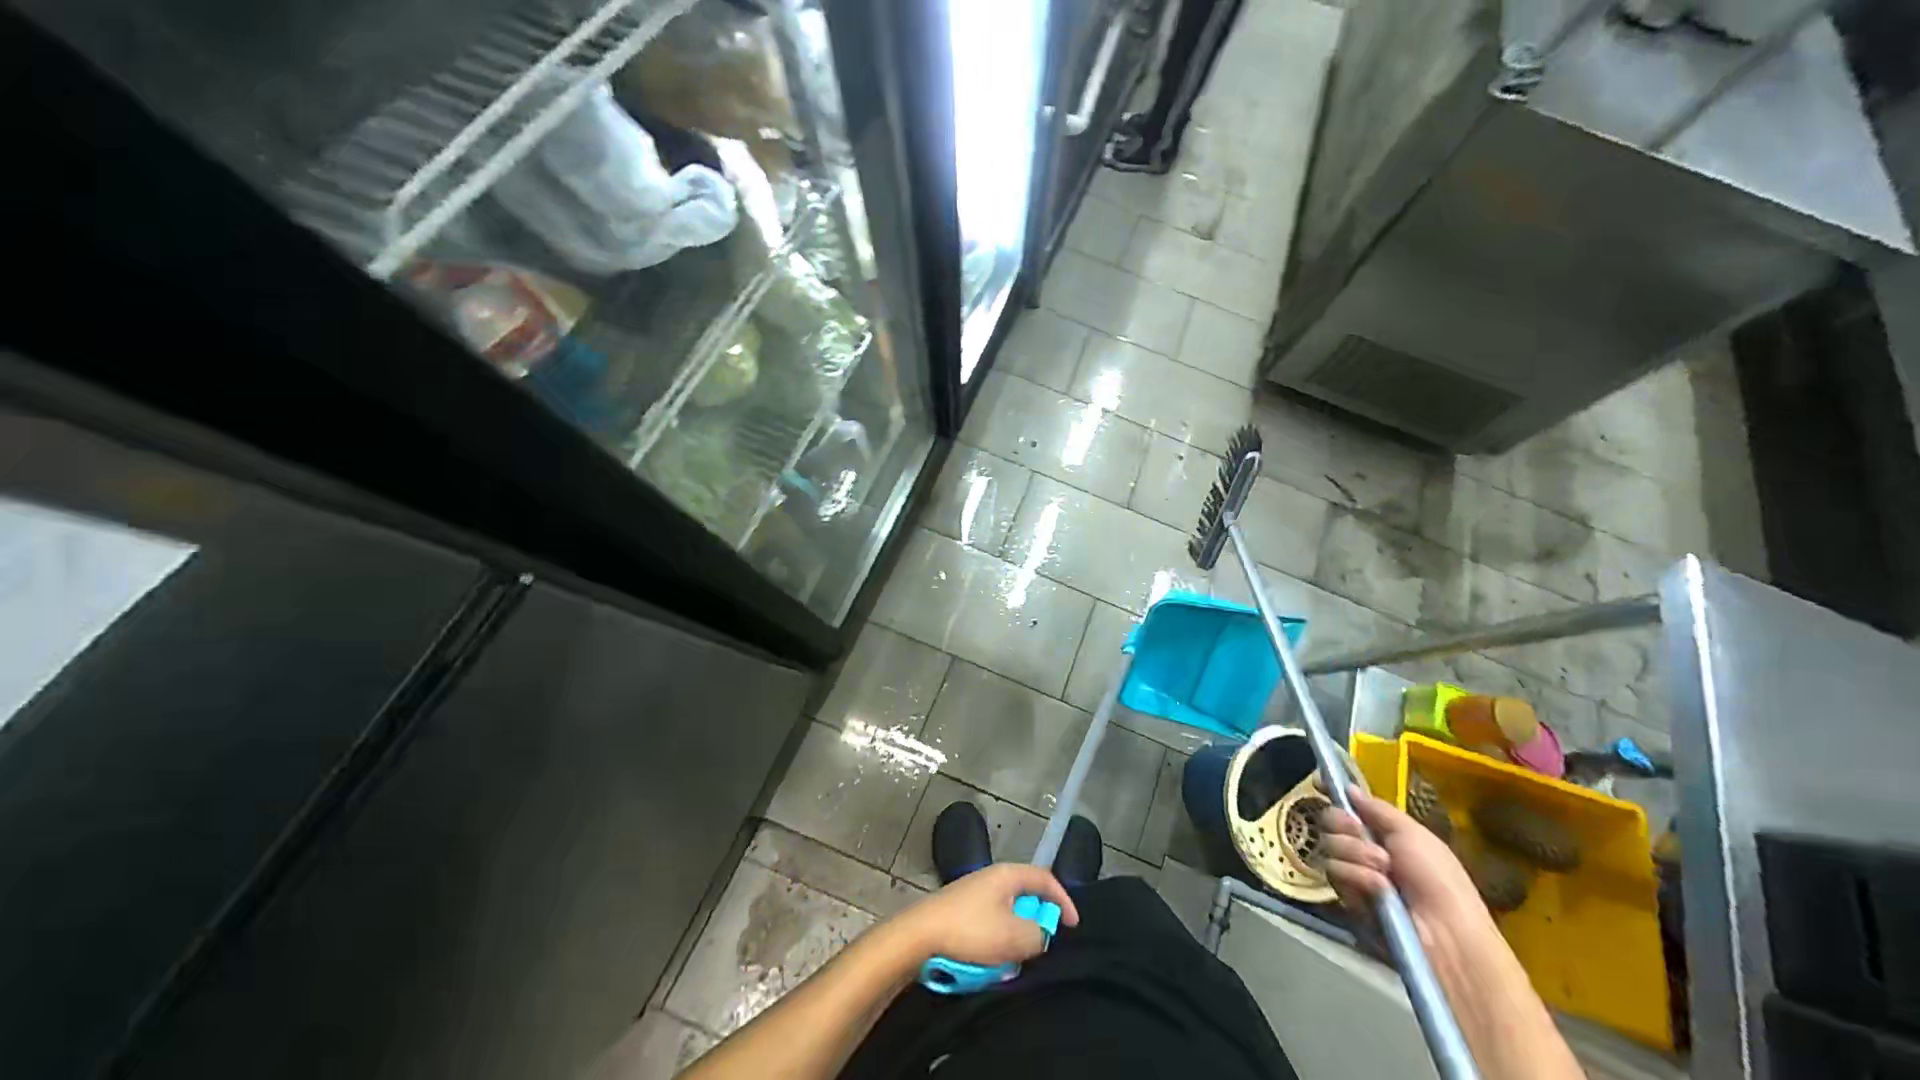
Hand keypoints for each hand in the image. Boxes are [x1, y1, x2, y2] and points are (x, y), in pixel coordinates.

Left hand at [889, 863, 1079, 967]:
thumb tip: (1039, 935)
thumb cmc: (970, 931)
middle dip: (1037, 921)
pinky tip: (990, 960)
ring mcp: (972, 892)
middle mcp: (990, 877)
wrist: (917, 936)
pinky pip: (990, 922)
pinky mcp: (959, 910)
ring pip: (1007, 912)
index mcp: (1007, 875)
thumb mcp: (1014, 937)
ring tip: (1014, 958)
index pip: (1045, 879)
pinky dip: (997, 940)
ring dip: (1015, 935)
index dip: (1063, 901)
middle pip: (1026, 895)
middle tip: (1042, 944)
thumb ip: (1038, 935)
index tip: (1072, 927)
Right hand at [1320, 786, 1487, 941]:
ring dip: (1356, 855)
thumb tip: (1348, 788)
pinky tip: (1379, 889)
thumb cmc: (1438, 878)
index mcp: (1384, 834)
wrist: (1445, 933)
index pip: (1350, 809)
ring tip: (1384, 871)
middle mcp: (1365, 851)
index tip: (1320, 784)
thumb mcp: (1413, 834)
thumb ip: (1377, 809)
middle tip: (1360, 833)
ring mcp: (1355, 875)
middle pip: (1331, 822)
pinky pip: (1336, 874)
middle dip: (1344, 825)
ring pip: (1330, 847)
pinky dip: (1357, 877)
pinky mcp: (1347, 899)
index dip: (1334, 795)